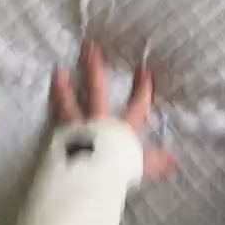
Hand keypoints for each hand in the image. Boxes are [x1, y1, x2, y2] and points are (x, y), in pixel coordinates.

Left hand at [50, 42, 177, 180]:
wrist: (87, 178)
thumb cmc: (115, 171)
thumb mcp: (138, 167)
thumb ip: (154, 162)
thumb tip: (174, 160)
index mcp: (120, 128)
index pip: (137, 106)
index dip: (142, 89)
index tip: (144, 69)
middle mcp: (98, 121)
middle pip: (97, 90)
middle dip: (95, 69)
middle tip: (89, 47)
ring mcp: (77, 126)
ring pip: (70, 101)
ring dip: (64, 86)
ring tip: (58, 70)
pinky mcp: (59, 136)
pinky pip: (55, 118)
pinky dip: (53, 106)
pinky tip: (49, 98)